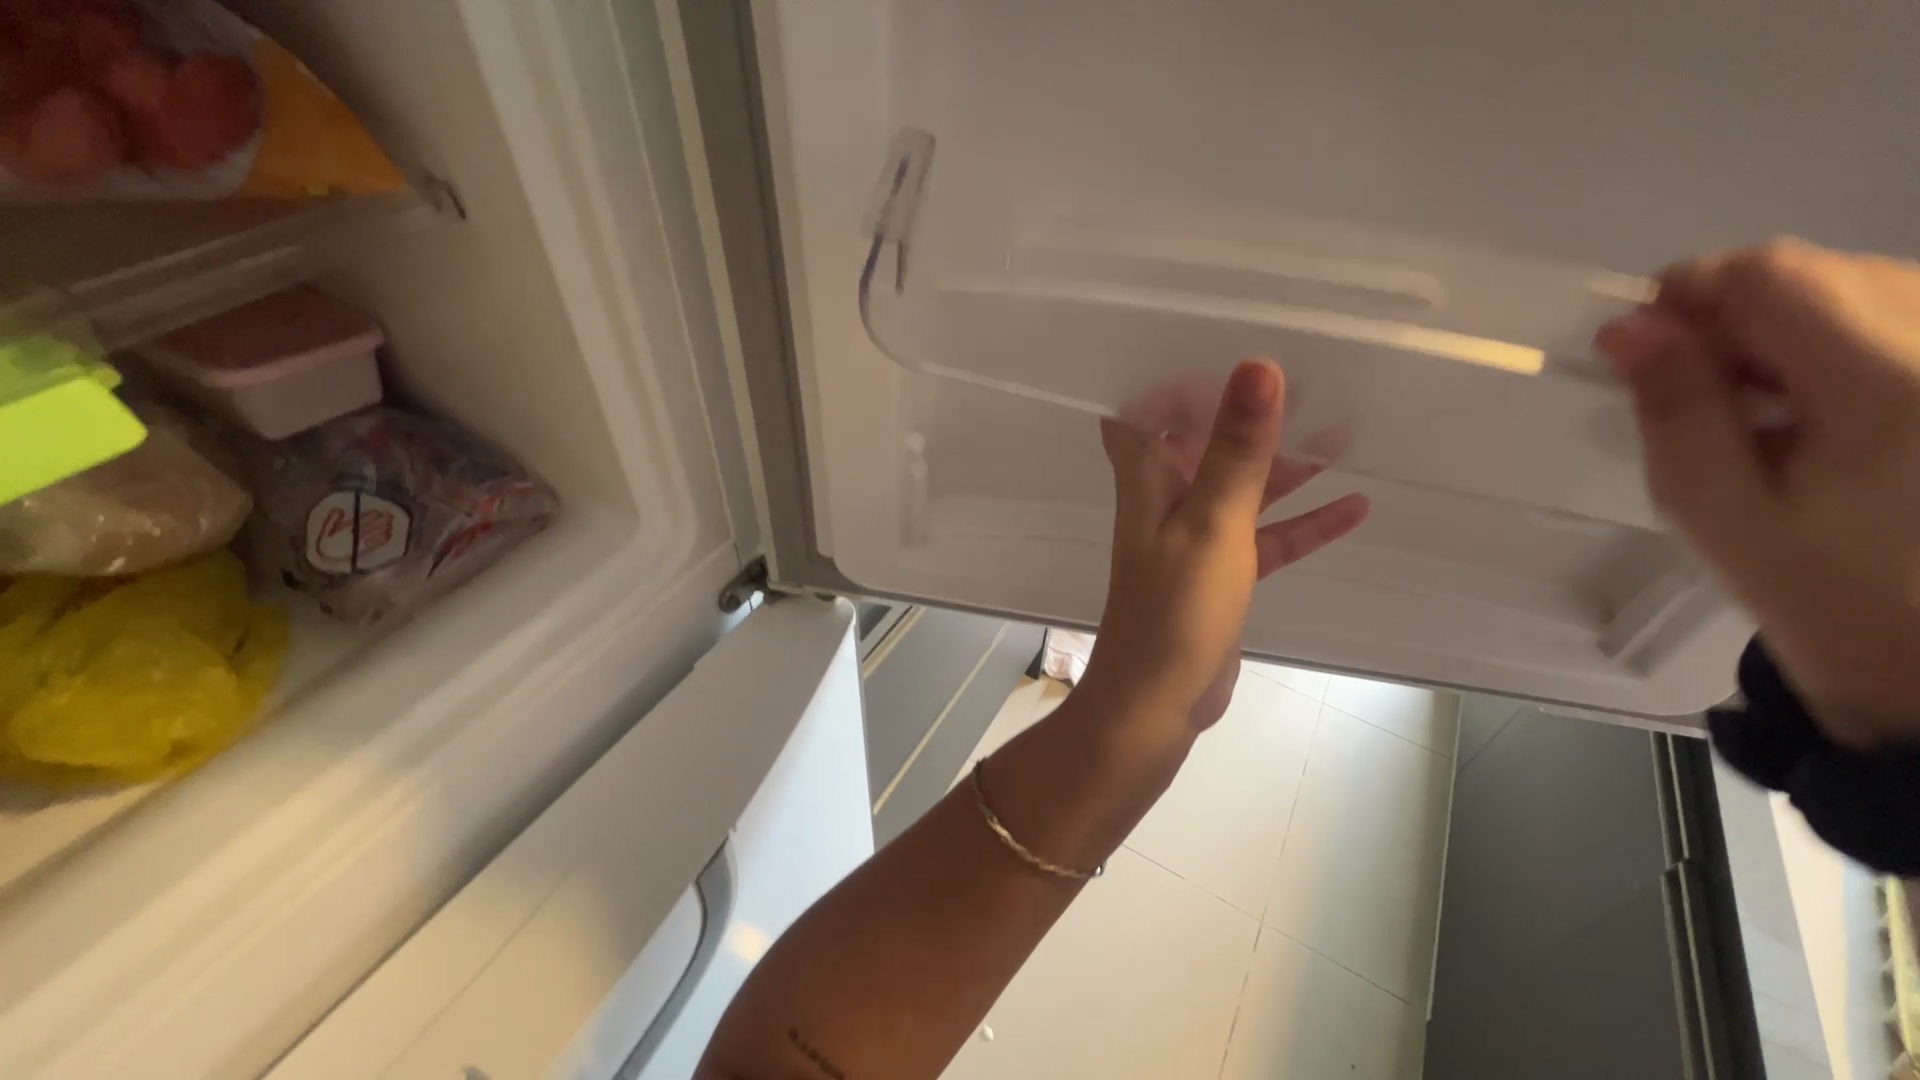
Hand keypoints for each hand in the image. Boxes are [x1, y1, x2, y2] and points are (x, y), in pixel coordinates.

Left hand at [1075, 358, 1370, 736]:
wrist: (1161, 701)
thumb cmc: (1175, 609)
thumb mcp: (1213, 522)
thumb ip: (1236, 450)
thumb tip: (1257, 366)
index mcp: (1147, 477)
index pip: (1141, 407)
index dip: (1167, 371)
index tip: (1211, 331)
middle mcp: (1167, 498)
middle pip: (1205, 439)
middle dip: (1247, 409)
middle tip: (1305, 368)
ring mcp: (1197, 537)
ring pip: (1244, 486)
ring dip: (1286, 462)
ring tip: (1346, 426)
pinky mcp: (1223, 573)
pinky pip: (1267, 535)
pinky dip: (1303, 522)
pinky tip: (1356, 505)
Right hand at [1596, 239, 1919, 745]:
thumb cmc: (1827, 596)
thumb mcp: (1719, 511)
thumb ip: (1674, 410)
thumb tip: (1629, 329)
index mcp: (1890, 385)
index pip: (1775, 275)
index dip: (1691, 287)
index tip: (1640, 341)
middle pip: (1822, 273)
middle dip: (1735, 314)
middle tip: (1692, 390)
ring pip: (1866, 287)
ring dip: (1787, 329)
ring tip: (1760, 409)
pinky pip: (1904, 317)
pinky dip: (1839, 345)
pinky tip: (1821, 411)